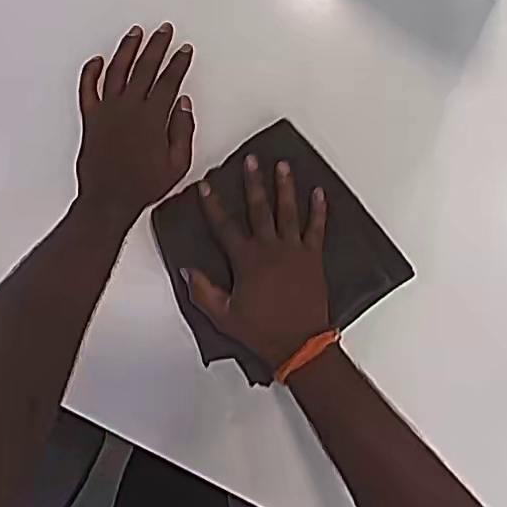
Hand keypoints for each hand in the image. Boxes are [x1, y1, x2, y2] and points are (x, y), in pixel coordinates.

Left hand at [75, 23, 195, 227]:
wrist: (108, 200)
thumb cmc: (141, 186)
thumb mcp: (178, 164)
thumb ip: (183, 130)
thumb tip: (183, 105)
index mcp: (151, 118)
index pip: (168, 81)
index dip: (178, 63)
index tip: (184, 50)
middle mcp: (128, 109)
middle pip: (145, 67)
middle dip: (157, 46)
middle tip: (164, 31)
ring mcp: (106, 111)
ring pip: (117, 70)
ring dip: (127, 49)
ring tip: (135, 34)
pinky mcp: (90, 119)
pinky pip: (88, 89)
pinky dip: (91, 72)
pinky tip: (97, 60)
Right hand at [188, 156, 332, 370]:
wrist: (300, 344)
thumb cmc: (262, 331)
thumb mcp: (223, 316)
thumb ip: (203, 291)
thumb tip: (188, 271)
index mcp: (247, 260)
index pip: (224, 226)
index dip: (213, 205)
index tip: (206, 186)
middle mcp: (270, 248)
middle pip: (259, 208)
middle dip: (253, 182)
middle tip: (250, 161)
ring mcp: (293, 250)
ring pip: (288, 210)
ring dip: (285, 186)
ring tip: (282, 165)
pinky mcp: (313, 257)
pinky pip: (316, 228)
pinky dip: (318, 210)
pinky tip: (319, 193)